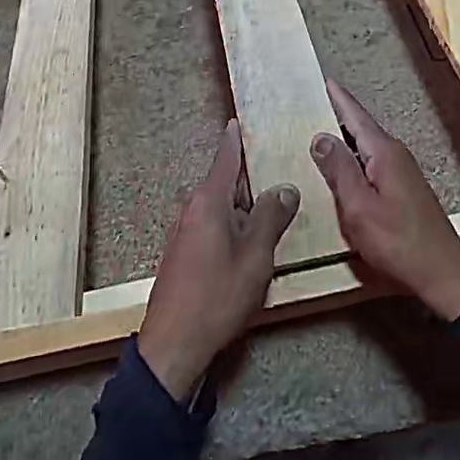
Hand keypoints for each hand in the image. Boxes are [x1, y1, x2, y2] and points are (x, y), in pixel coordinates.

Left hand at [137, 120, 300, 398]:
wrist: (174, 340)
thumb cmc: (217, 294)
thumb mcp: (255, 256)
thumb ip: (270, 218)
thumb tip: (284, 188)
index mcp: (209, 200)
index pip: (225, 158)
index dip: (236, 138)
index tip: (240, 119)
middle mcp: (194, 207)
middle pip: (225, 181)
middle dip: (249, 174)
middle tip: (276, 163)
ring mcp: (187, 229)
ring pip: (222, 205)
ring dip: (244, 203)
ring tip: (273, 201)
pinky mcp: (187, 250)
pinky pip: (215, 223)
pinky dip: (234, 221)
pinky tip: (252, 236)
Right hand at [310, 80, 459, 320]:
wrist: (444, 277)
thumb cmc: (397, 242)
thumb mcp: (359, 206)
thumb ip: (339, 169)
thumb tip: (321, 136)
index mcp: (384, 152)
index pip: (355, 115)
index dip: (337, 97)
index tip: (322, 78)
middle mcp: (395, 155)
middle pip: (360, 127)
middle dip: (336, 114)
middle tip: (309, 103)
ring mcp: (402, 171)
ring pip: (365, 145)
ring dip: (343, 137)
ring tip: (317, 130)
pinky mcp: (403, 188)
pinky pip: (371, 161)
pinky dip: (353, 156)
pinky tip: (340, 166)